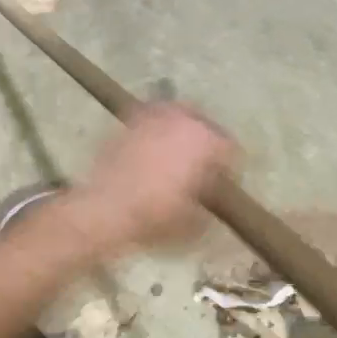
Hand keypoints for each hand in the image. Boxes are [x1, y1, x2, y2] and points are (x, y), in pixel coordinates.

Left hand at [69, 105, 235, 253]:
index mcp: (204, 140)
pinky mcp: (130, 118)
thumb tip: (211, 193)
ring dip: (185, 131)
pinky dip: (159, 129)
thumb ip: (212, 202)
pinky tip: (155, 147)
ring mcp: (153, 114)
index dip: (230, 166)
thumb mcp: (196, 223)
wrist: (106, 208)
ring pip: (180, 114)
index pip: (231, 147)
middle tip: (205, 166)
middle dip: (209, 142)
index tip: (224, 183)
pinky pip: (154, 117)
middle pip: (206, 124)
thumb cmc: (156, 217)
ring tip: (180, 153)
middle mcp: (181, 118)